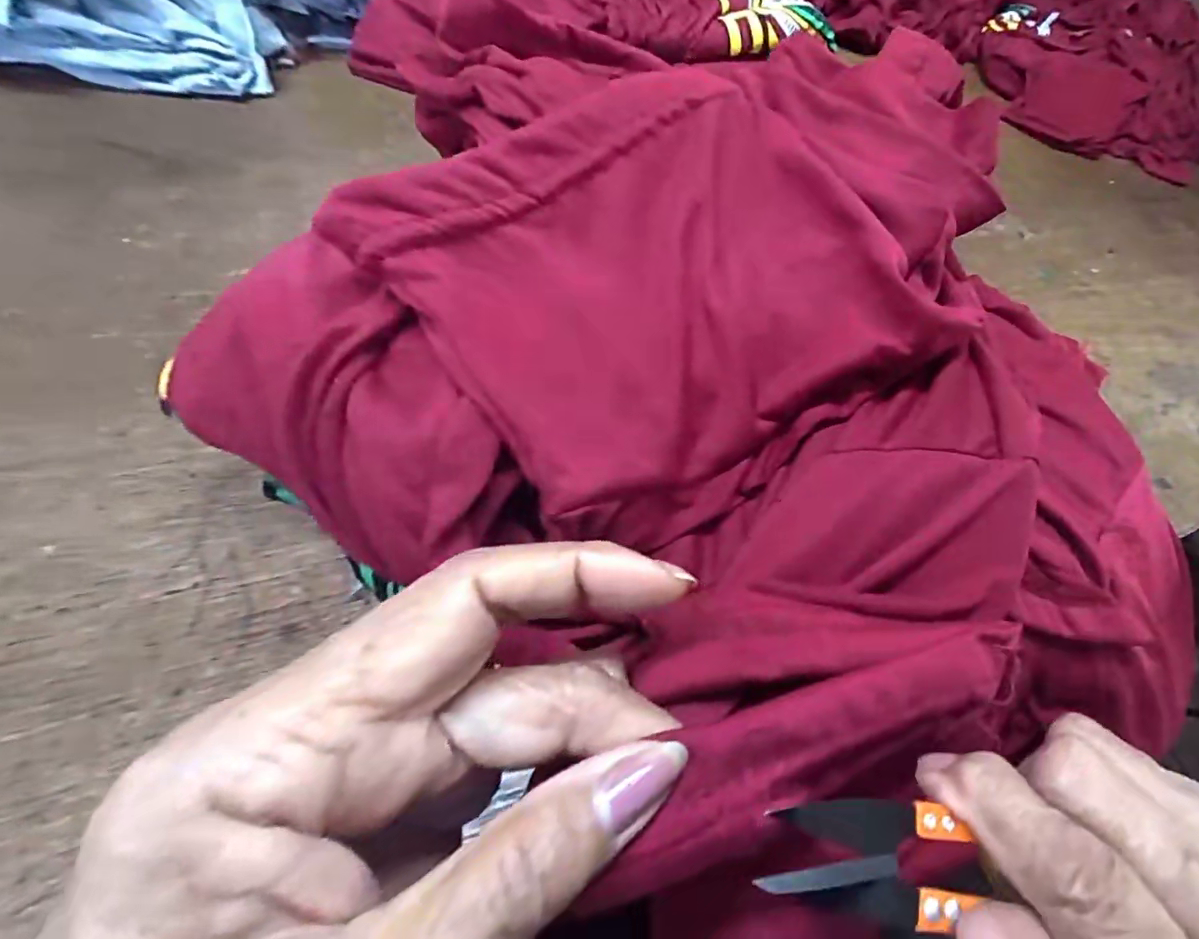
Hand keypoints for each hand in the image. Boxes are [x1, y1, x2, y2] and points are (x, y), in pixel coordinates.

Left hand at [41, 542, 695, 938]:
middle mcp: (321, 736)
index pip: (457, 605)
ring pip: (523, 718)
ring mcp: (362, 773)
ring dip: (599, 744)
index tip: (674, 590)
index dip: (577, 574)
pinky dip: (573, 777)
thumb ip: (520, 868)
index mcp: (269, 752)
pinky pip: (513, 765)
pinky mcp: (398, 809)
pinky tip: (614, 792)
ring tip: (662, 778)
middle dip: (606, 714)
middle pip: (510, 677)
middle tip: (684, 763)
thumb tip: (660, 763)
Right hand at [917, 714, 1198, 938]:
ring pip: (1106, 746)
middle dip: (1016, 775)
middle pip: (1085, 773)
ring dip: (1053, 772)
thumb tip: (963, 913)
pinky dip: (1099, 781)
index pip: (1076, 870)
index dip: (997, 812)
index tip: (935, 774)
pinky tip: (1105, 825)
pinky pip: (1138, 759)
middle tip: (993, 808)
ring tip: (1049, 815)